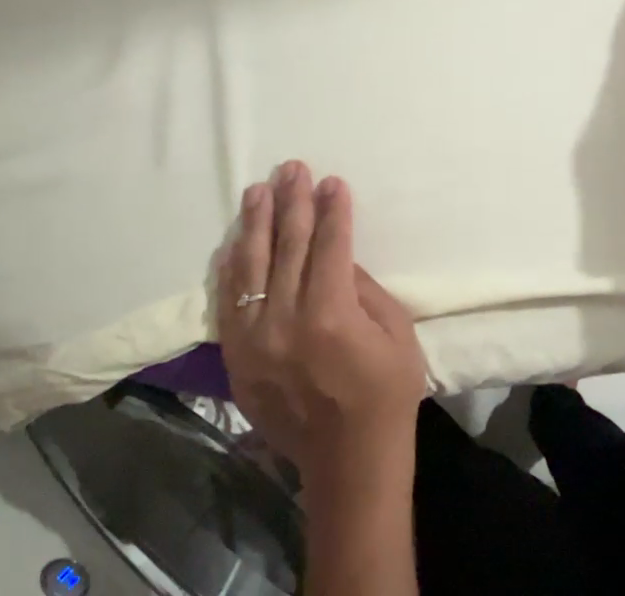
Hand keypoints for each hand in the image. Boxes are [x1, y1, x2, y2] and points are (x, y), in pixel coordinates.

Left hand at [215, 161, 428, 476]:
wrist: (348, 458)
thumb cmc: (386, 392)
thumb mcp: (394, 331)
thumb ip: (361, 287)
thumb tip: (334, 254)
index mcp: (330, 314)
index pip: (328, 245)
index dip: (332, 210)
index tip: (332, 181)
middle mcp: (285, 322)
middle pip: (286, 248)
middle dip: (292, 203)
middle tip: (293, 168)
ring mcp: (254, 341)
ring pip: (251, 268)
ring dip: (256, 224)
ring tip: (258, 190)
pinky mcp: (237, 358)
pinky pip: (229, 303)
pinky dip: (232, 268)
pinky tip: (237, 241)